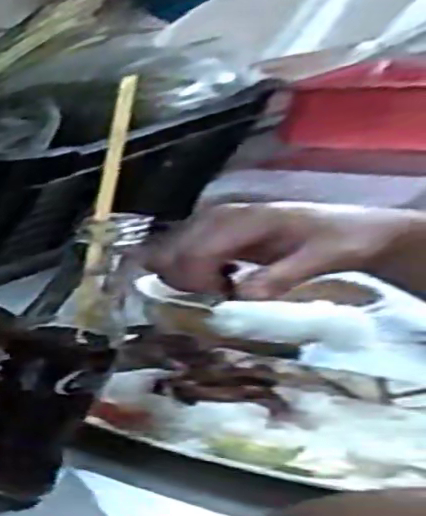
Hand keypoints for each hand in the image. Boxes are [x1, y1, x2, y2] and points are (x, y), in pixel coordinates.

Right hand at [148, 201, 425, 299]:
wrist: (353, 229)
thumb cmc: (343, 242)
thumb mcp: (325, 259)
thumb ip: (282, 276)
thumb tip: (241, 296)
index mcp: (241, 220)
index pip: (192, 254)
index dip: (197, 282)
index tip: (222, 297)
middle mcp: (213, 217)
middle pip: (168, 256)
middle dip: (185, 282)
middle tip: (219, 294)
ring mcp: (203, 223)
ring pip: (163, 257)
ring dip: (181, 278)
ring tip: (218, 284)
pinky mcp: (200, 232)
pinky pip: (171, 255)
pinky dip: (183, 272)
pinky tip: (215, 275)